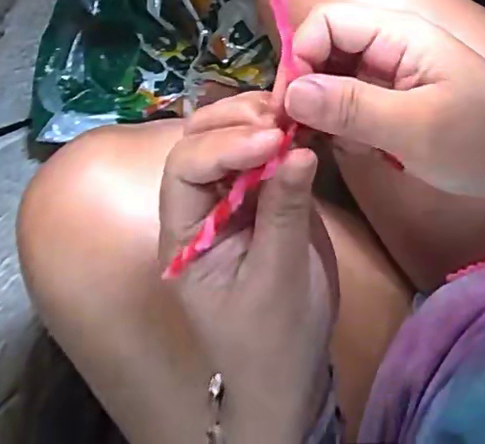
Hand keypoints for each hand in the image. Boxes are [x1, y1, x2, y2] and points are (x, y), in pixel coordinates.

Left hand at [160, 94, 336, 442]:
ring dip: (254, 115)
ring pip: (223, 132)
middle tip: (282, 117)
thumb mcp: (280, 277)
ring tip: (291, 115)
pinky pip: (258, 146)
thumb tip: (299, 148)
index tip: (273, 139)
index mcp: (185, 235)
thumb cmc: (275, 335)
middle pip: (197, 140)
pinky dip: (277, 127)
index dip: (224, 146)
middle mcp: (198, 206)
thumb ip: (284, 210)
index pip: (185, 169)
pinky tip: (299, 123)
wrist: (290, 368)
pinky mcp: (258, 189)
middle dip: (235, 120)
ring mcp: (228, 194)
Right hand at [282, 4, 484, 199]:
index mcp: (397, 33)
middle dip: (311, 90)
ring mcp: (395, 68)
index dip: (299, 60)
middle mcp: (390, 42)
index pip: (325, 23)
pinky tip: (370, 151)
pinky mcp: (399, 94)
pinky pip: (356, 99)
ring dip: (331, 112)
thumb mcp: (415, 129)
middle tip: (305, 138)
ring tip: (349, 148)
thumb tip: (292, 93)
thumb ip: (352, 108)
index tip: (290, 111)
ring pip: (337, 77)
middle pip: (326, 48)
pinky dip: (351, 124)